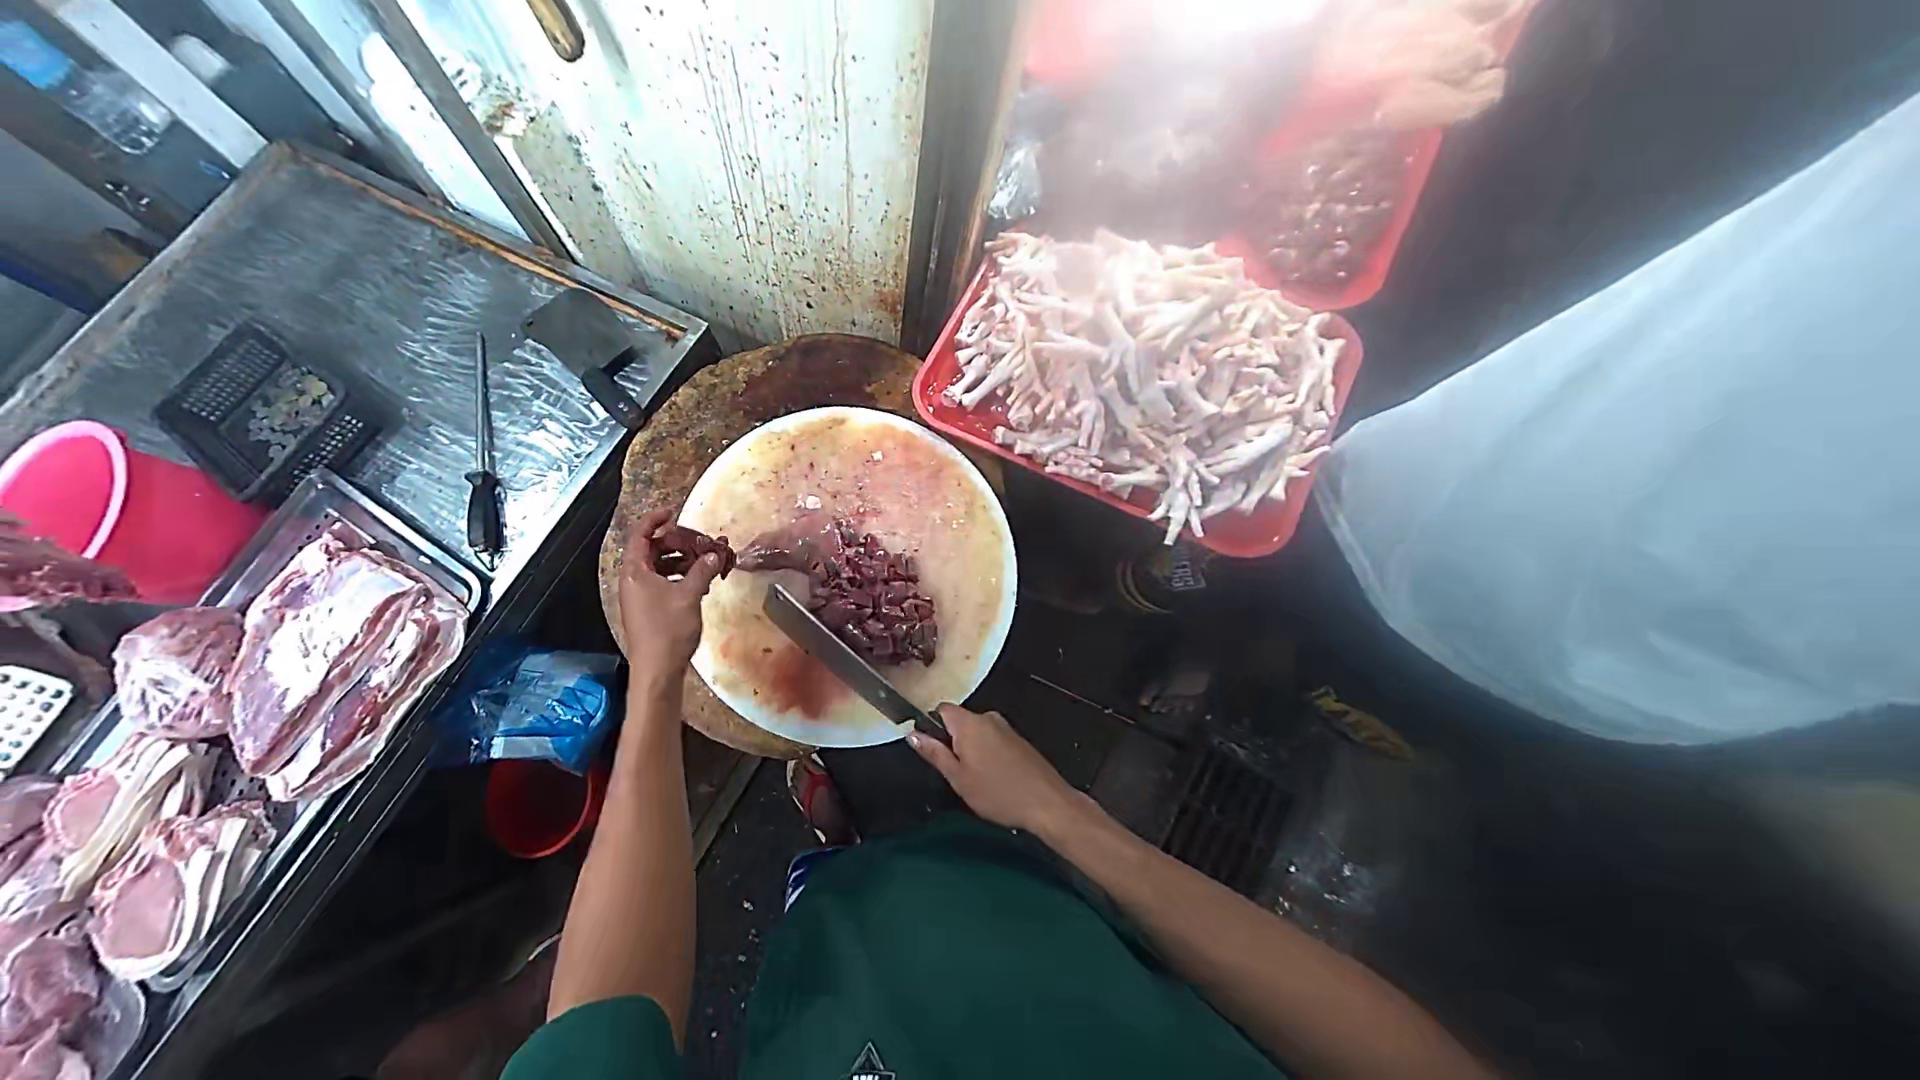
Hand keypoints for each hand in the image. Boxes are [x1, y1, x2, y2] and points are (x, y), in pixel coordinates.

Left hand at [617, 507, 724, 686]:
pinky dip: (681, 577)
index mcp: (635, 572)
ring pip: (660, 567)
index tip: (673, 512)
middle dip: (676, 542)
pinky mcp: (650, 609)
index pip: (640, 535)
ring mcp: (641, 596)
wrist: (657, 668)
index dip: (655, 520)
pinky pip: (665, 583)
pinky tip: (701, 582)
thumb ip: (702, 570)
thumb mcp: (689, 595)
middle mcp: (634, 581)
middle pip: (652, 550)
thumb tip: (715, 554)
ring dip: (682, 561)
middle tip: (699, 541)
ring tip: (705, 561)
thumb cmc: (668, 629)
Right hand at [908, 705, 1092, 834]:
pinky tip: (994, 779)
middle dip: (952, 742)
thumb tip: (912, 734)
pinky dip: (987, 754)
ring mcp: (1005, 727)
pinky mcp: (1018, 739)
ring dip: (970, 750)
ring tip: (976, 780)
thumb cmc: (998, 793)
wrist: (1047, 802)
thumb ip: (934, 753)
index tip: (931, 750)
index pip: (941, 709)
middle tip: (954, 772)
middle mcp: (988, 718)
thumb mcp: (958, 778)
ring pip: (976, 732)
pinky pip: (992, 739)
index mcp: (970, 723)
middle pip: (959, 721)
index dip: (931, 726)